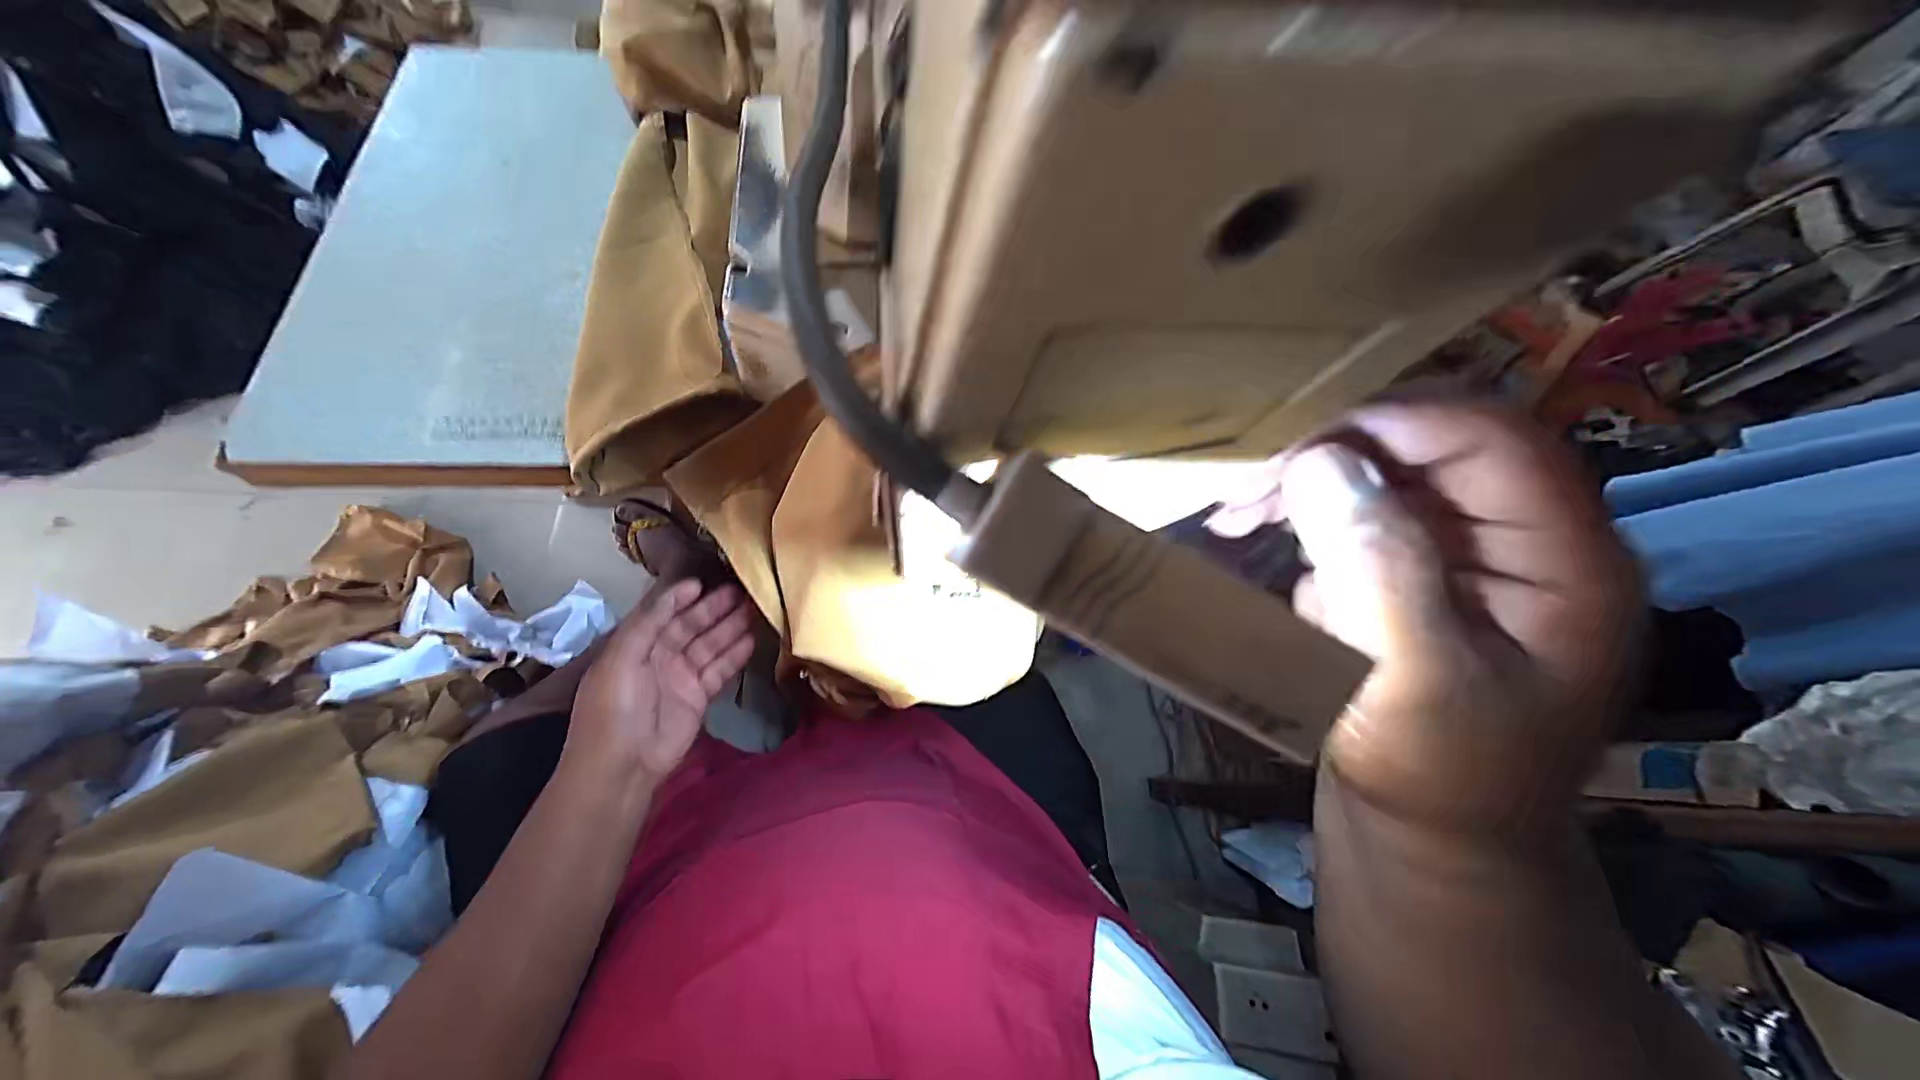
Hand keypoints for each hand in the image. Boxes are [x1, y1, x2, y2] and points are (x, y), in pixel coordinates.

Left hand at [563, 580, 755, 789]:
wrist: (623, 763)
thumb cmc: (614, 707)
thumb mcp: (621, 658)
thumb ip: (647, 623)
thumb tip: (675, 592)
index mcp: (635, 645)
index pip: (661, 614)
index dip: (680, 598)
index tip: (702, 583)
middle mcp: (659, 657)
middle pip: (691, 626)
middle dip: (713, 608)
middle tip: (740, 590)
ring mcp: (681, 677)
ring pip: (709, 645)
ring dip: (730, 627)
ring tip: (753, 608)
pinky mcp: (699, 697)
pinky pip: (719, 669)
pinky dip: (735, 655)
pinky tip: (751, 640)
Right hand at [1208, 402, 1640, 829]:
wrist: (1428, 839)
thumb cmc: (1435, 775)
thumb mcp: (1412, 678)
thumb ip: (1379, 566)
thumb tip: (1321, 464)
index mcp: (1565, 562)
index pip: (1492, 440)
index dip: (1395, 424)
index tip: (1295, 454)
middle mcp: (1522, 542)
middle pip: (1434, 446)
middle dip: (1336, 454)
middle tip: (1249, 491)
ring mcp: (1465, 557)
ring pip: (1388, 475)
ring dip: (1308, 483)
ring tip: (1236, 515)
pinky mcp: (1415, 574)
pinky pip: (1360, 514)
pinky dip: (1304, 515)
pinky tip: (1261, 540)